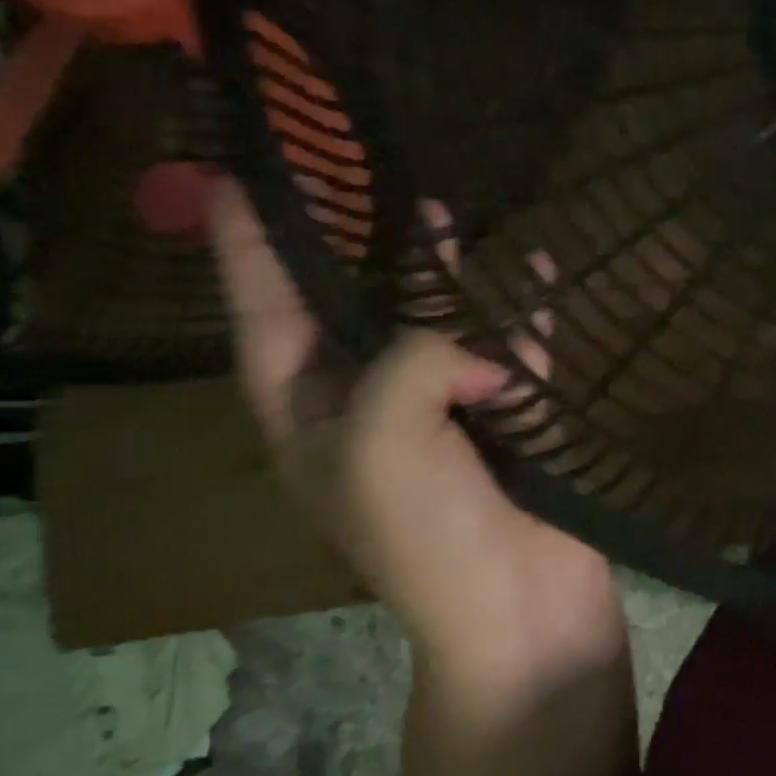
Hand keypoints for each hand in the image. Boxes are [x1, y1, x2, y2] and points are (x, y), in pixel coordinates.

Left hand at [209, 180, 623, 705]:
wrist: (520, 606)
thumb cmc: (427, 536)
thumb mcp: (384, 440)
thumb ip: (413, 358)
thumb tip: (480, 347)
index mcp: (310, 414)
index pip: (265, 312)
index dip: (247, 244)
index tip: (237, 173)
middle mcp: (371, 405)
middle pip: (357, 306)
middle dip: (358, 244)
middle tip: (356, 169)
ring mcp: (446, 411)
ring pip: (441, 323)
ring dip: (447, 271)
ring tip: (449, 206)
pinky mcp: (513, 421)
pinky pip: (516, 350)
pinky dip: (525, 315)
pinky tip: (539, 272)